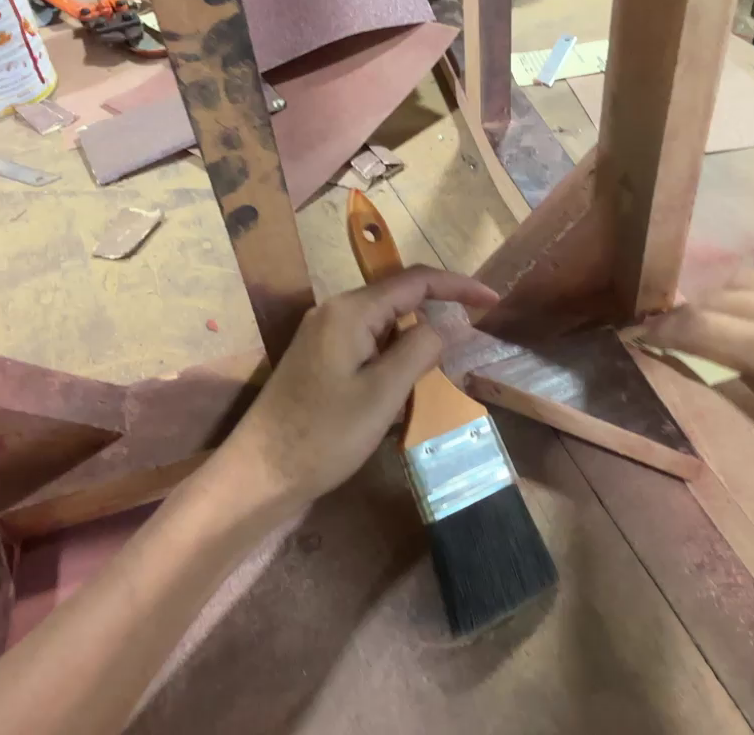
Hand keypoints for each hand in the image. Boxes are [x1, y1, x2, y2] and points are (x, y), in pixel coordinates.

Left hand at [219, 267, 498, 503]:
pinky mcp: (319, 358)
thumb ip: (421, 349)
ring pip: (384, 323)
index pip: (414, 281)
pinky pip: (367, 342)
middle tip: (473, 338)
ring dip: (415, 339)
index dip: (457, 286)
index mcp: (349, 311)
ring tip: (443, 368)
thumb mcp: (383, 393)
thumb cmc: (324, 435)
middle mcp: (334, 312)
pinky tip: (406, 384)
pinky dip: (393, 355)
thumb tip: (451, 323)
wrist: (260, 474)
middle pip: (398, 297)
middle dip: (437, 312)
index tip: (493, 302)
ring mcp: (323, 335)